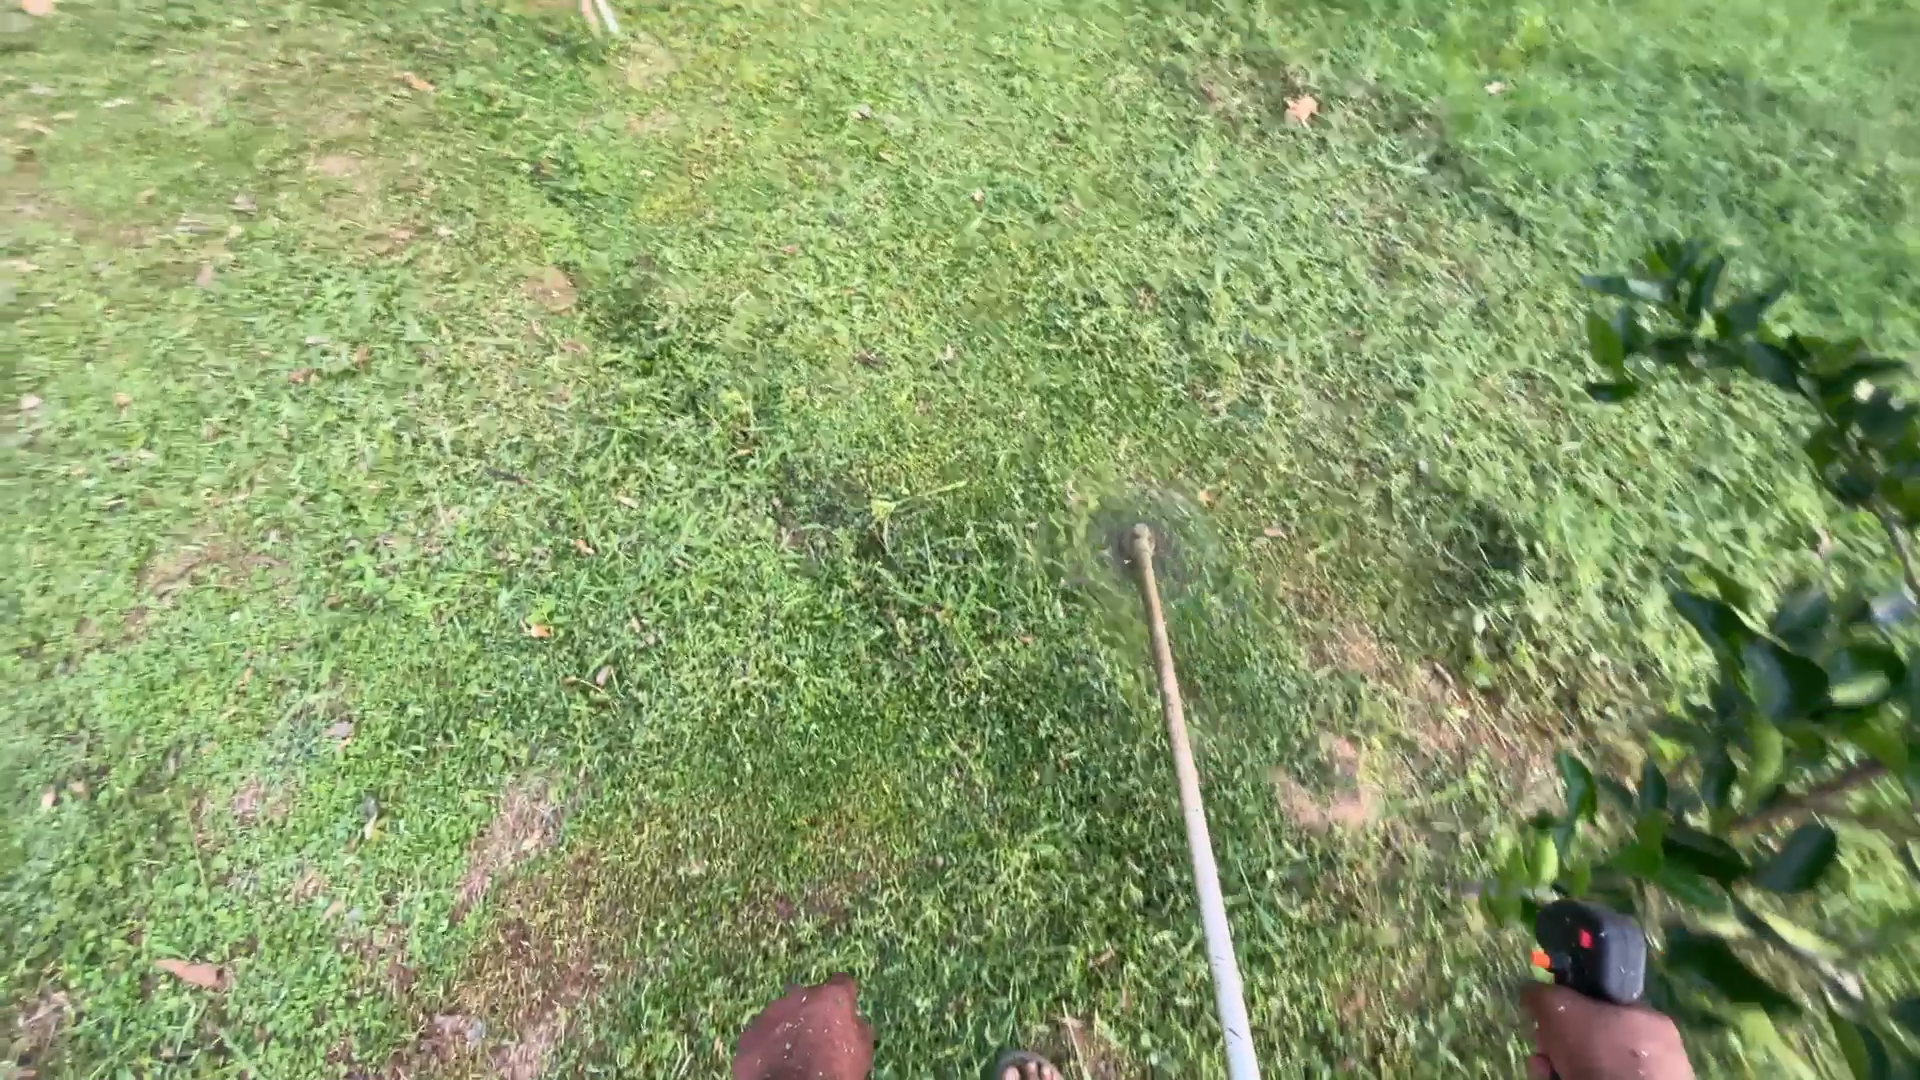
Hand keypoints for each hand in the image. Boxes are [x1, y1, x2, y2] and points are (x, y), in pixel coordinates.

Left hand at [732, 973, 874, 1079]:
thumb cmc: (834, 1074)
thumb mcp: (862, 1053)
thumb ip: (859, 1029)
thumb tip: (855, 1021)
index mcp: (832, 996)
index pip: (842, 983)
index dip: (843, 998)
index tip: (843, 1012)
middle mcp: (801, 995)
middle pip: (810, 996)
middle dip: (812, 1011)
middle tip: (815, 1036)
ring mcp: (772, 1012)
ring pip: (783, 1012)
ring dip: (788, 1025)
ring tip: (791, 1052)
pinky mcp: (750, 1033)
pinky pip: (762, 1033)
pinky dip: (767, 1043)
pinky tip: (772, 1061)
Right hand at [1521, 983, 1694, 1079]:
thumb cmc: (1596, 1048)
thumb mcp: (1554, 1004)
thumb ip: (1540, 992)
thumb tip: (1533, 995)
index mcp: (1649, 1019)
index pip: (1598, 1002)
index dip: (1565, 1006)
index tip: (1547, 1017)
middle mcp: (1658, 1049)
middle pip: (1589, 1034)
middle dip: (1556, 1039)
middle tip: (1542, 1045)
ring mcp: (1653, 1079)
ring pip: (1590, 1061)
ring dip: (1558, 1060)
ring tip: (1544, 1066)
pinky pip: (1596, 1078)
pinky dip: (1569, 1077)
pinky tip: (1554, 1078)